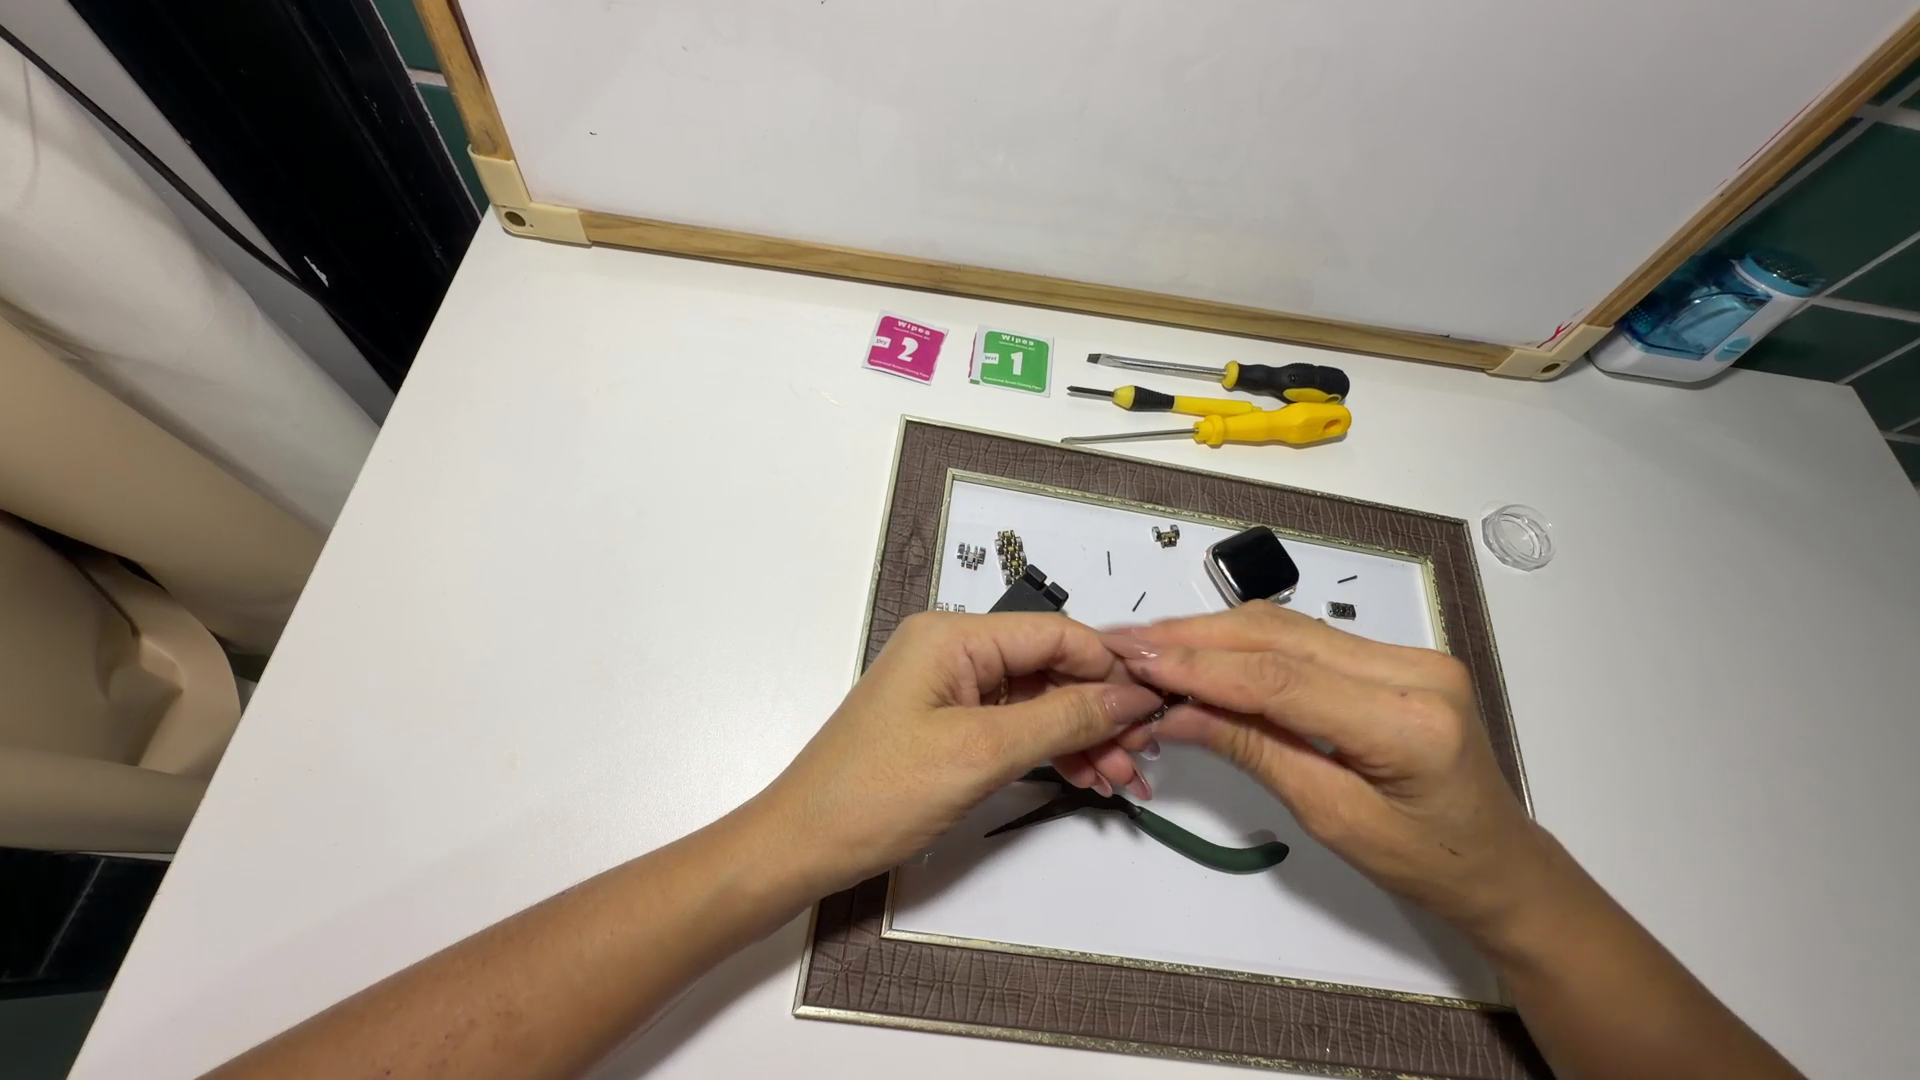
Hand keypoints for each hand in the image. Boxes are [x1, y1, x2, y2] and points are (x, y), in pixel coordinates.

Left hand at [751, 611, 1164, 896]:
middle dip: (1097, 711)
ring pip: (1036, 701)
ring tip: (1121, 779)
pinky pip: (1013, 726)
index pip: (1053, 633)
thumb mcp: (981, 752)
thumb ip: (1061, 718)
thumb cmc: (877, 793)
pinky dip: (1050, 750)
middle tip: (1139, 756)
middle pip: (1047, 668)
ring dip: (1081, 737)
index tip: (1152, 706)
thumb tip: (1128, 696)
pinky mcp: (948, 723)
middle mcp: (953, 651)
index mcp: (952, 636)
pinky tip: (1085, 777)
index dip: (1107, 667)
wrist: (804, 845)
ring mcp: (949, 689)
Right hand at [1101, 604, 1548, 932]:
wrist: (1498, 862)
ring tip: (1148, 643)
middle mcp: (1413, 668)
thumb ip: (1252, 750)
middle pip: (1275, 637)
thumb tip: (1173, 714)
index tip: (1134, 659)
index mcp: (1409, 722)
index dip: (1197, 667)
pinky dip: (1242, 641)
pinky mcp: (1391, 652)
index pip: (1277, 679)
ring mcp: (1406, 652)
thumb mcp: (1329, 817)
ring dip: (1210, 633)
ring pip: (1283, 626)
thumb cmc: (1426, 863)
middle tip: (1126, 642)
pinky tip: (1199, 647)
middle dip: (1192, 638)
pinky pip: (1300, 636)